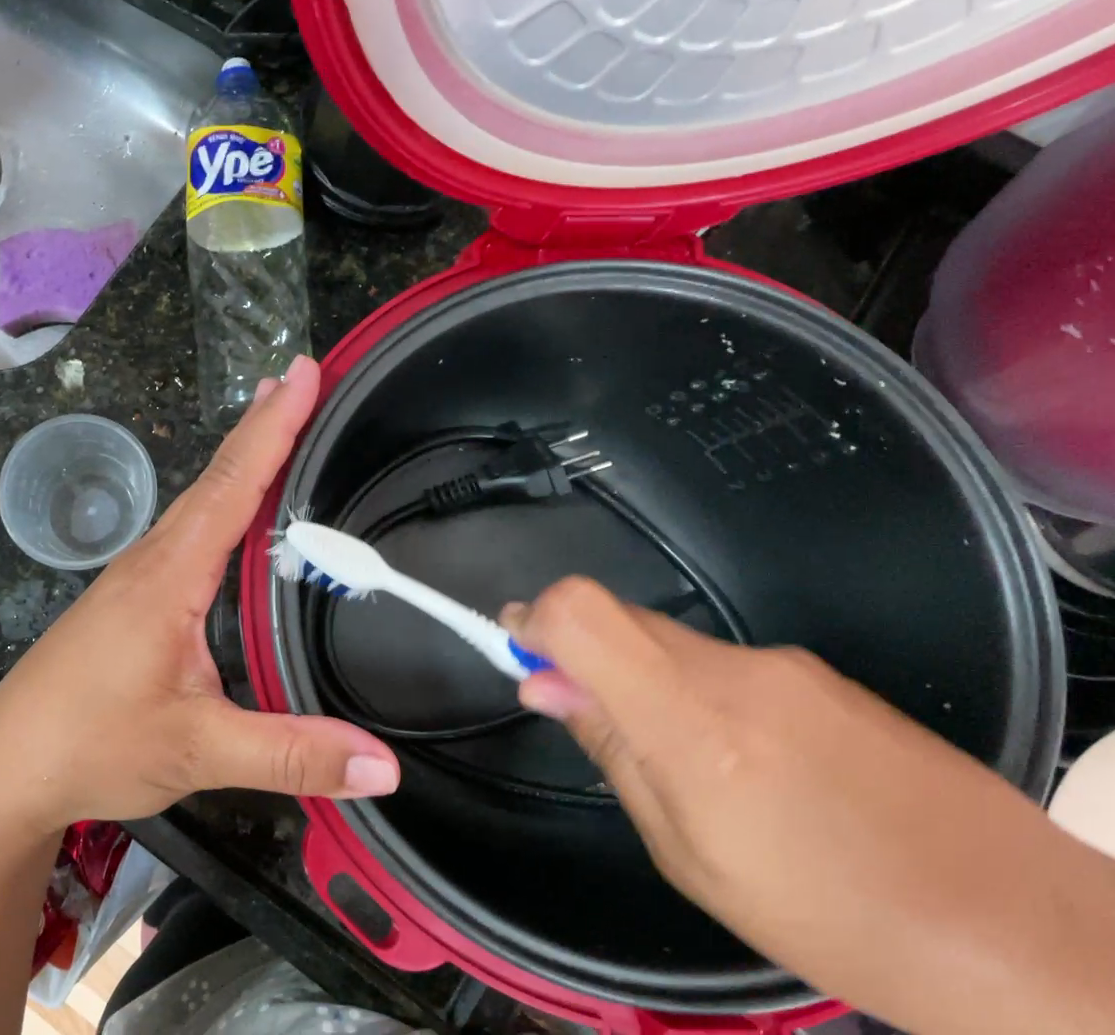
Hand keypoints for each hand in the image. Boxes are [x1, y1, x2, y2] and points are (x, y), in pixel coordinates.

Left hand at [0, 355, 398, 835]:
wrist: (9, 766)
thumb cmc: (91, 744)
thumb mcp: (198, 750)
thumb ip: (291, 754)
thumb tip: (386, 768)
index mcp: (168, 577)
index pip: (231, 486)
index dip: (273, 428)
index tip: (306, 370)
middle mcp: (150, 564)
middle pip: (214, 481)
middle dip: (260, 428)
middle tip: (302, 380)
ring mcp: (134, 582)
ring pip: (196, 507)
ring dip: (238, 462)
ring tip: (275, 426)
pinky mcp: (128, 605)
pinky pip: (184, 537)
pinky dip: (218, 507)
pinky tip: (231, 521)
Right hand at [503, 578, 1114, 1034]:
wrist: (1031, 936)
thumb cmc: (832, 917)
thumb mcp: (690, 856)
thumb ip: (614, 753)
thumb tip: (544, 686)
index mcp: (696, 723)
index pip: (584, 612)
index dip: (533, 619)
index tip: (517, 655)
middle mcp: (740, 672)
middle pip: (619, 618)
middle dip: (578, 653)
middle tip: (578, 718)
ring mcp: (792, 669)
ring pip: (670, 642)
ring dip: (638, 676)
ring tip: (673, 763)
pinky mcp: (828, 679)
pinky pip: (724, 663)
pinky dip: (692, 690)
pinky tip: (737, 763)